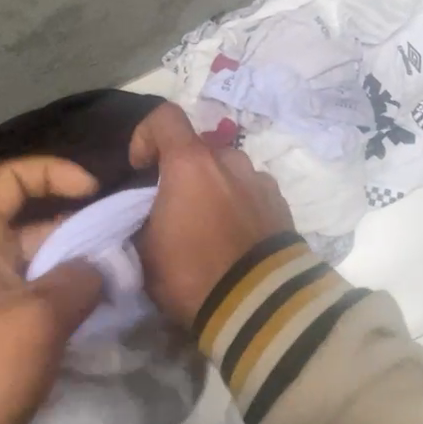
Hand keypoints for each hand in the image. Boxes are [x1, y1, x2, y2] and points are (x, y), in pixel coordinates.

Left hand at [0, 158, 105, 423]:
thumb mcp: (40, 320)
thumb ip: (79, 278)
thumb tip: (98, 266)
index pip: (13, 177)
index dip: (55, 171)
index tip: (93, 191)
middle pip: (30, 217)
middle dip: (76, 224)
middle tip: (119, 239)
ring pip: (35, 257)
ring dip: (73, 261)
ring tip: (116, 270)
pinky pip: (31, 289)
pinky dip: (60, 289)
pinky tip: (93, 302)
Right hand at [131, 105, 296, 326]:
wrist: (260, 306)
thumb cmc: (193, 273)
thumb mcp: (145, 252)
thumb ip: (143, 219)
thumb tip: (146, 214)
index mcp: (190, 162)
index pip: (165, 117)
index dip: (146, 135)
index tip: (140, 168)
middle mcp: (229, 159)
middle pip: (199, 150)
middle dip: (183, 172)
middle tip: (175, 210)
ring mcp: (259, 180)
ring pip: (228, 172)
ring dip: (214, 188)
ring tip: (209, 228)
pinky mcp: (281, 204)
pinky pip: (251, 192)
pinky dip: (240, 205)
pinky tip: (236, 240)